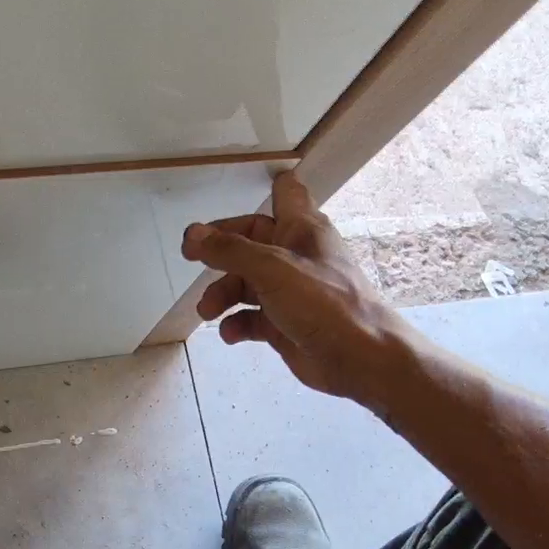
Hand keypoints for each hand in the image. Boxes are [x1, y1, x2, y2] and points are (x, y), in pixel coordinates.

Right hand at [181, 172, 408, 402]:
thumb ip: (230, 251)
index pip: (285, 195)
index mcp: (302, 230)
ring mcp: (290, 292)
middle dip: (221, 254)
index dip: (263, 190)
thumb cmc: (323, 302)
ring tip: (208, 311)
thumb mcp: (272, 268)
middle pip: (250, 244)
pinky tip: (230, 334)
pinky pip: (251, 318)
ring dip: (222, 294)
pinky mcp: (285, 324)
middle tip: (190, 260)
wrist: (358, 358)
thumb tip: (192, 234)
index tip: (238, 193)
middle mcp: (295, 256)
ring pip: (246, 284)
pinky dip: (237, 324)